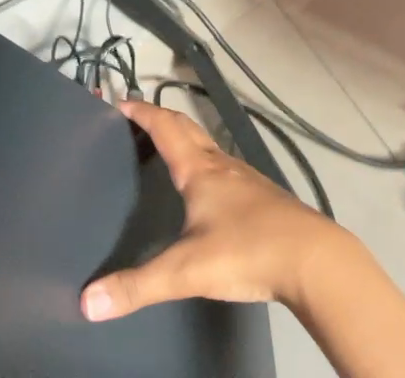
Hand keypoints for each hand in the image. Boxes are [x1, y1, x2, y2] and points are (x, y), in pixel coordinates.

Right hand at [80, 98, 353, 321]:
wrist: (315, 261)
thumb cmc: (248, 251)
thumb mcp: (187, 271)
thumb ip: (139, 286)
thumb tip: (88, 301)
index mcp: (200, 172)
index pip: (166, 129)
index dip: (143, 113)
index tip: (122, 102)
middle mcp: (223, 167)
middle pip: (189, 131)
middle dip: (164, 119)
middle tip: (141, 116)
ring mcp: (249, 181)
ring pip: (212, 150)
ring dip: (188, 141)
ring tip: (172, 150)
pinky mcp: (266, 199)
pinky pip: (228, 171)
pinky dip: (210, 166)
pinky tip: (212, 190)